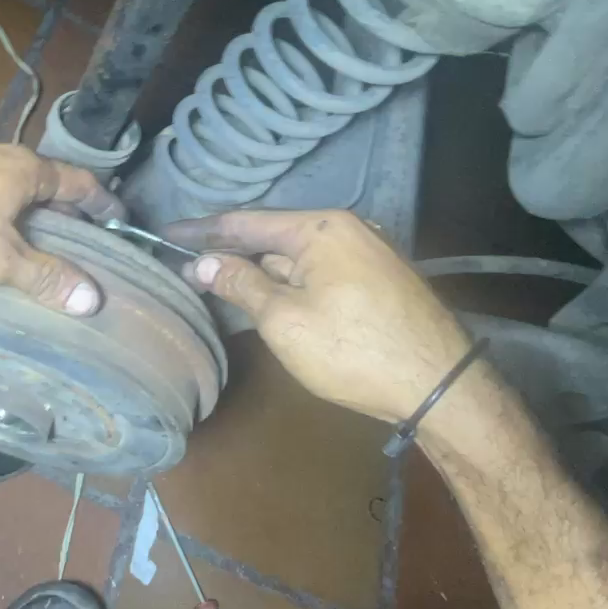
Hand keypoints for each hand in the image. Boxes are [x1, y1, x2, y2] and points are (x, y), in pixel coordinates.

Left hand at [0, 136, 122, 314]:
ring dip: (30, 222)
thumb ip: (44, 276)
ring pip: (13, 195)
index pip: (81, 183)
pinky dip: (1, 222)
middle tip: (84, 253)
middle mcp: (1, 159)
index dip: (105, 204)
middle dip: (67, 218)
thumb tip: (93, 299)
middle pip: (48, 188)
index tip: (122, 224)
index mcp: (27, 170)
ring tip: (40, 257)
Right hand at [161, 210, 477, 423]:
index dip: (202, 230)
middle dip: (227, 253)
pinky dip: (284, 284)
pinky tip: (260, 299)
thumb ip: (240, 284)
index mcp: (320, 228)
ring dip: (255, 272)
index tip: (166, 234)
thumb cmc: (352, 349)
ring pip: (293, 259)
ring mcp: (364, 255)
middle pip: (270, 238)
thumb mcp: (283, 318)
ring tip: (214, 285)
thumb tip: (202, 263)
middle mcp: (345, 230)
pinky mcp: (374, 281)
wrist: (440, 387)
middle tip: (185, 267)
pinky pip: (315, 272)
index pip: (245, 222)